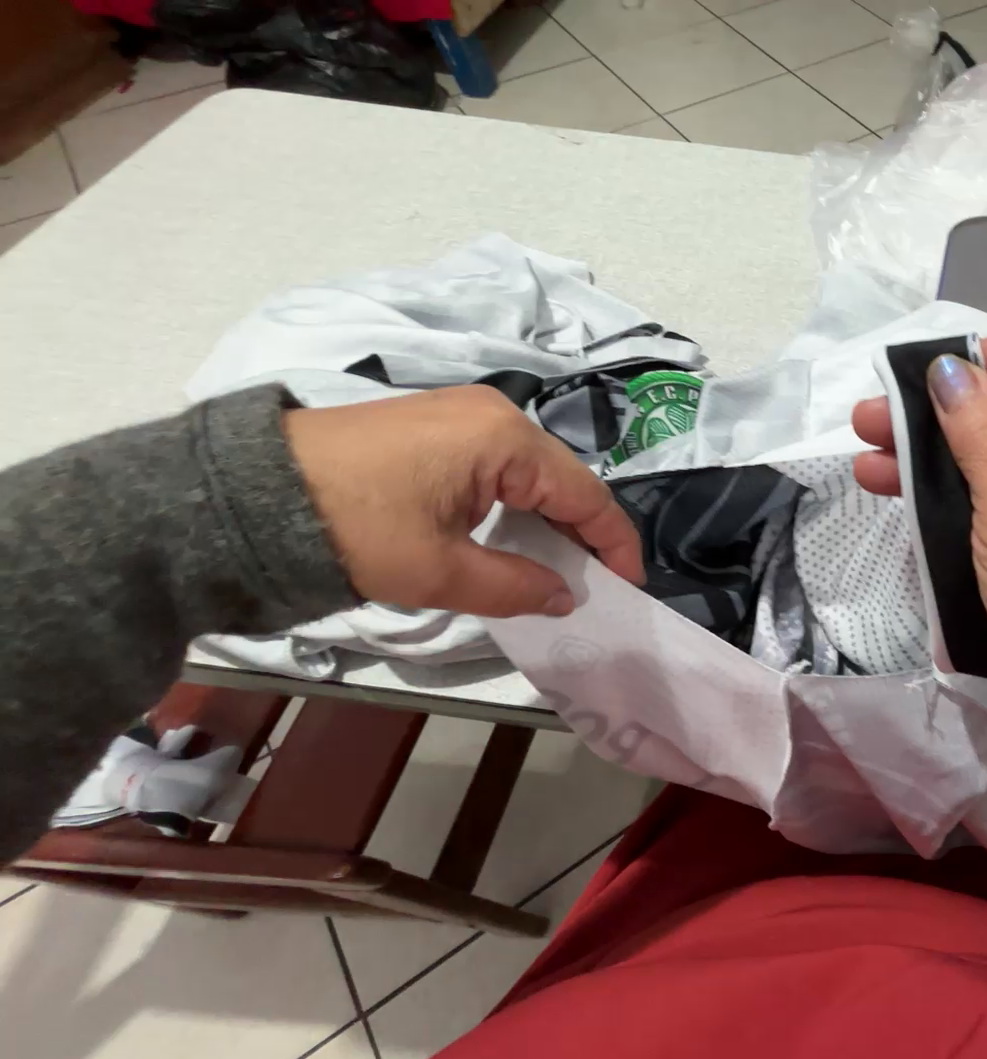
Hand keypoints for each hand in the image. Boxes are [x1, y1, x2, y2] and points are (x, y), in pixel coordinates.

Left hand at [282, 386, 644, 618]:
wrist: (237, 494)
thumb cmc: (350, 528)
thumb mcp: (441, 572)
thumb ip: (517, 587)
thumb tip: (566, 597)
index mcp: (507, 440)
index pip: (586, 495)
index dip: (615, 542)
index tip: (630, 584)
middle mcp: (496, 414)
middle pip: (564, 479)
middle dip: (583, 531)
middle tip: (594, 579)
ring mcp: (465, 413)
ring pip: (534, 473)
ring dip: (550, 518)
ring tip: (557, 563)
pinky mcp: (437, 423)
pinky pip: (501, 464)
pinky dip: (518, 503)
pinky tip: (515, 533)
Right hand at [852, 332, 986, 683]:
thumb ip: (979, 425)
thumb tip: (948, 368)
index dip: (982, 360)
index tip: (923, 380)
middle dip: (936, 407)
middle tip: (870, 417)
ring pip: (983, 450)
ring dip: (925, 448)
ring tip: (865, 450)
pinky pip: (981, 492)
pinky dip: (939, 486)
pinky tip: (888, 483)